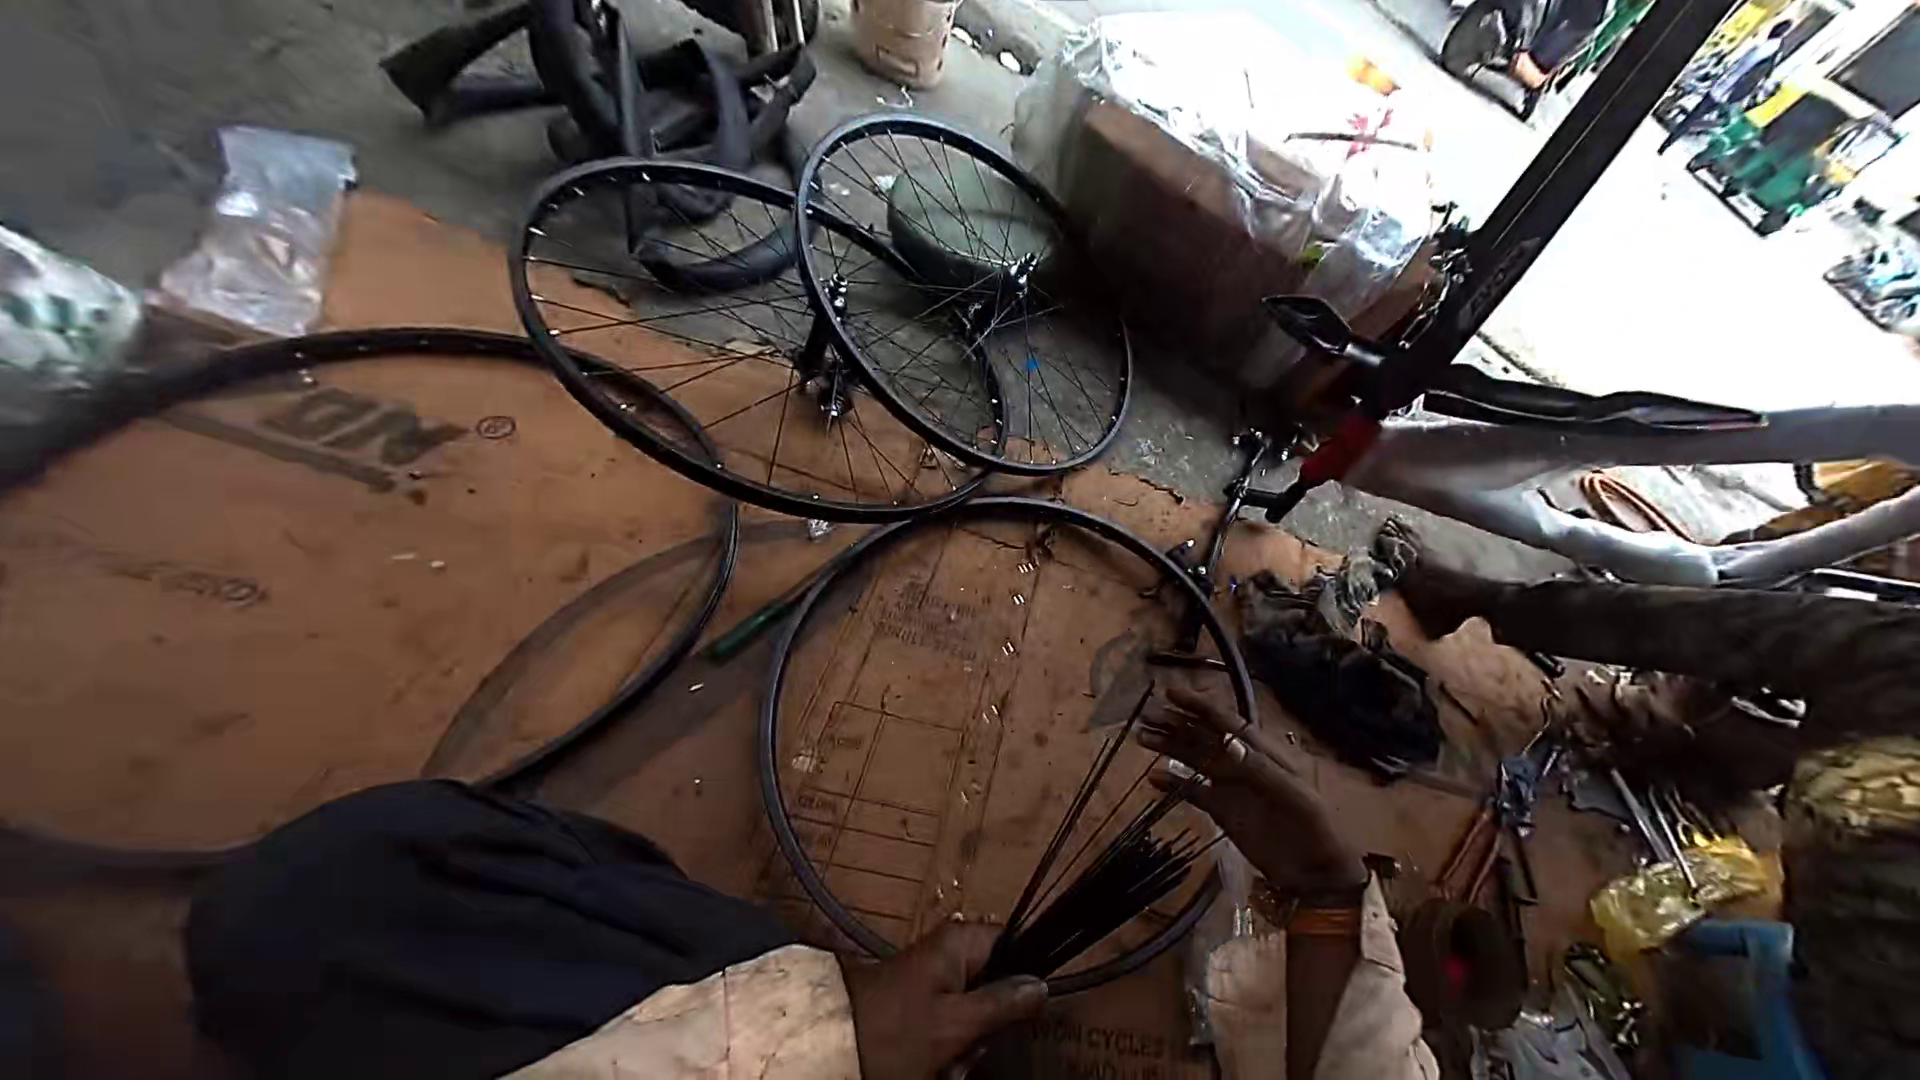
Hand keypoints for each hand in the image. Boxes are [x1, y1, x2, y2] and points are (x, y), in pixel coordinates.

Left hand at [840, 921, 1047, 1078]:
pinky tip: (935, 1067)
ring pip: (975, 1013)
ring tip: (945, 1063)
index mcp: (959, 941)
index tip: (1022, 1012)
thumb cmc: (895, 1031)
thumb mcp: (954, 1024)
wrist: (836, 1047)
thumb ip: (1001, 1003)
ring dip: (966, 1046)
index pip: (1010, 943)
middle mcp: (950, 952)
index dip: (1022, 976)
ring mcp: (935, 978)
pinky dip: (949, 1051)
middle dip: (987, 1026)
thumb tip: (1041, 985)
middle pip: (995, 985)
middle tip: (967, 1047)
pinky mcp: (923, 1003)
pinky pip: (953, 1025)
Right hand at [1137, 685, 1366, 893]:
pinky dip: (1171, 782)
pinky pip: (1191, 791)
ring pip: (1192, 758)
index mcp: (1261, 752)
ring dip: (1168, 746)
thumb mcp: (1294, 796)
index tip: (1171, 693)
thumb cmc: (1314, 829)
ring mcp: (1228, 785)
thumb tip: (1226, 742)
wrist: (1317, 875)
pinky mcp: (1220, 809)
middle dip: (1175, 722)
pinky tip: (1152, 777)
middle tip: (1146, 715)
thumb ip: (1259, 768)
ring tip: (1141, 737)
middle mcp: (1240, 762)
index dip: (1199, 706)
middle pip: (1202, 736)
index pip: (1225, 721)